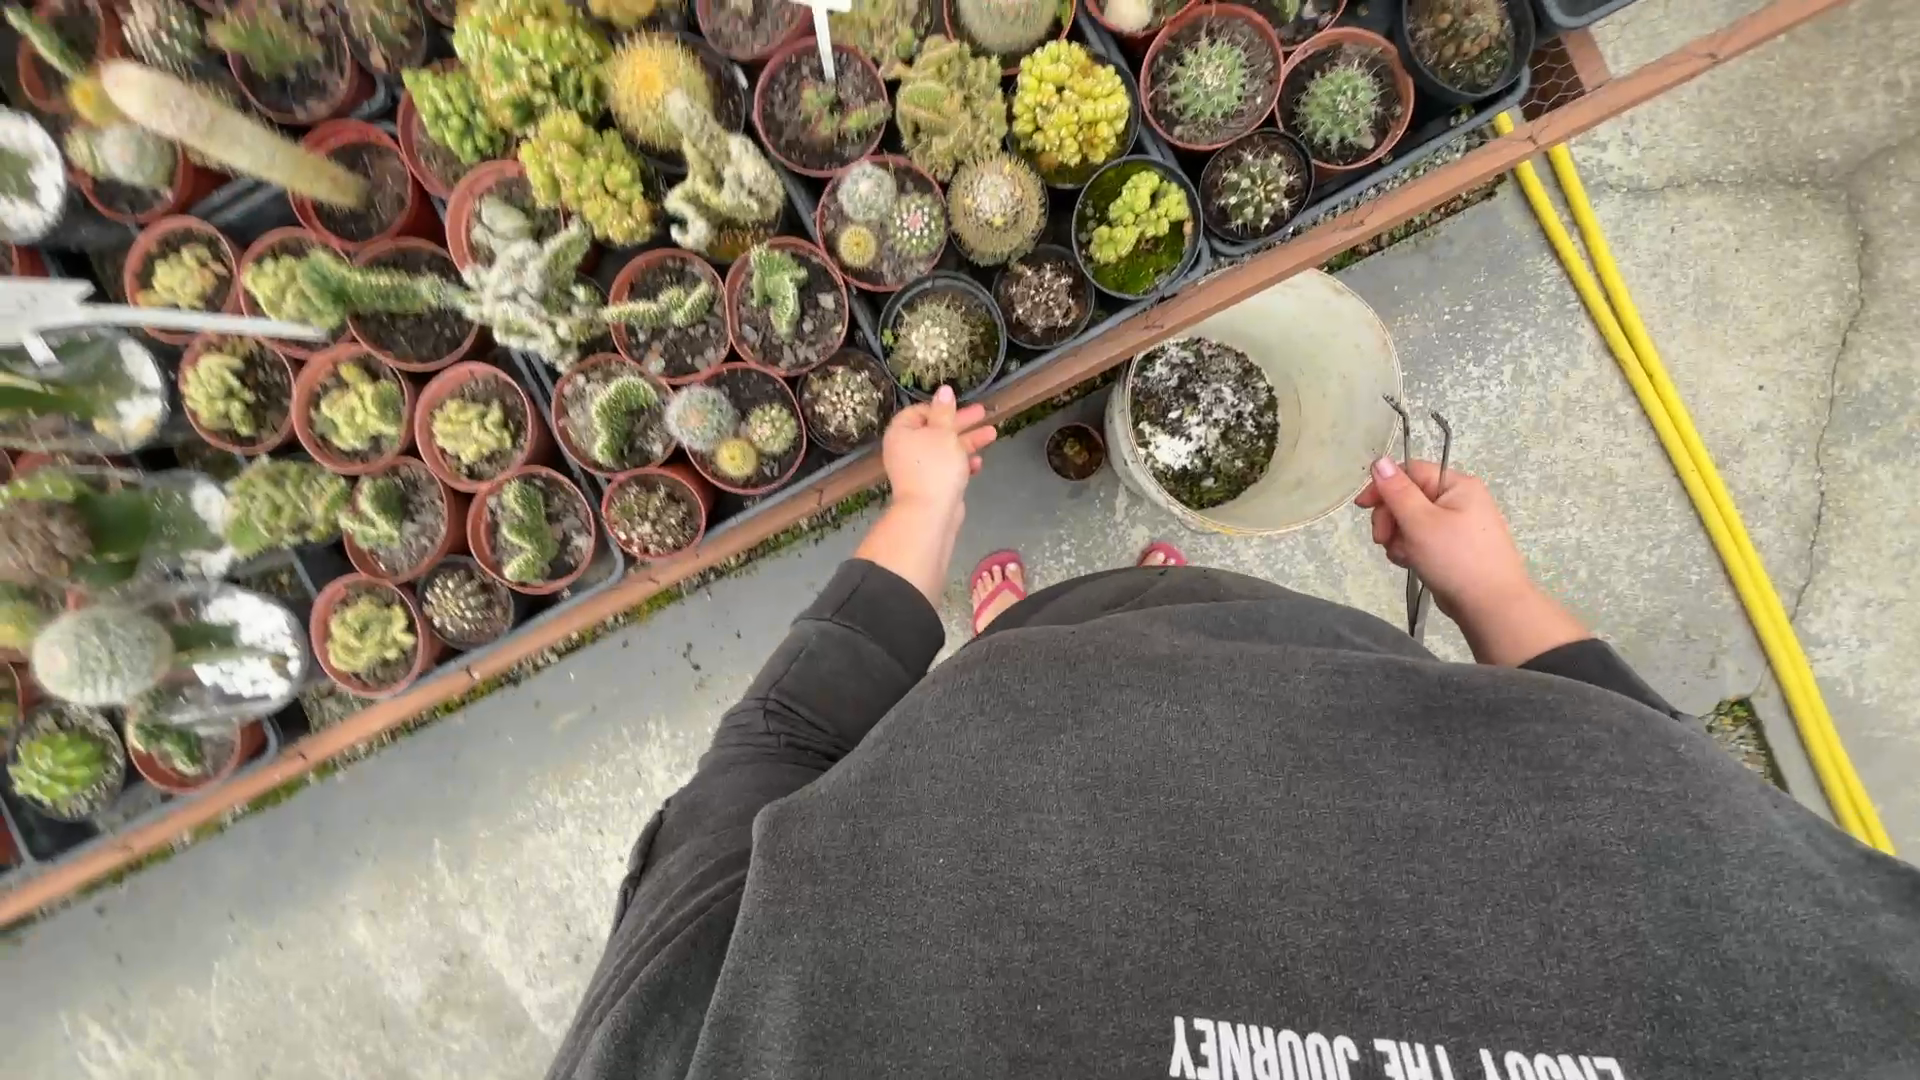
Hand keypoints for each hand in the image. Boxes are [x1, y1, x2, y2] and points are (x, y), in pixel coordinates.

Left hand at [882, 384, 996, 513]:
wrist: (930, 513)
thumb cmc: (935, 467)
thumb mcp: (943, 433)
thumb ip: (945, 411)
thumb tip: (943, 390)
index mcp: (901, 433)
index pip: (917, 412)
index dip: (939, 408)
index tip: (958, 406)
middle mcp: (906, 450)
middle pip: (935, 430)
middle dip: (961, 423)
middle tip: (983, 413)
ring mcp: (918, 470)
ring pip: (945, 449)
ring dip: (968, 442)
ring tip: (992, 434)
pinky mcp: (930, 486)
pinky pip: (946, 469)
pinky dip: (961, 464)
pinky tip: (977, 464)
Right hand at [1355, 457, 1587, 664]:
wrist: (1490, 604)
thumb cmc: (1455, 557)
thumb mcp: (1420, 521)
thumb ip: (1396, 491)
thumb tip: (1379, 460)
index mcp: (1456, 485)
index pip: (1409, 471)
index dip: (1383, 486)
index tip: (1362, 507)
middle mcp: (1457, 499)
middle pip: (1406, 496)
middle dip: (1389, 518)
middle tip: (1382, 540)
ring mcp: (1455, 523)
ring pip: (1408, 520)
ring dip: (1396, 537)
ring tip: (1402, 555)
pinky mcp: (1450, 545)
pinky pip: (1418, 538)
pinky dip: (1408, 548)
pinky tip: (1410, 562)